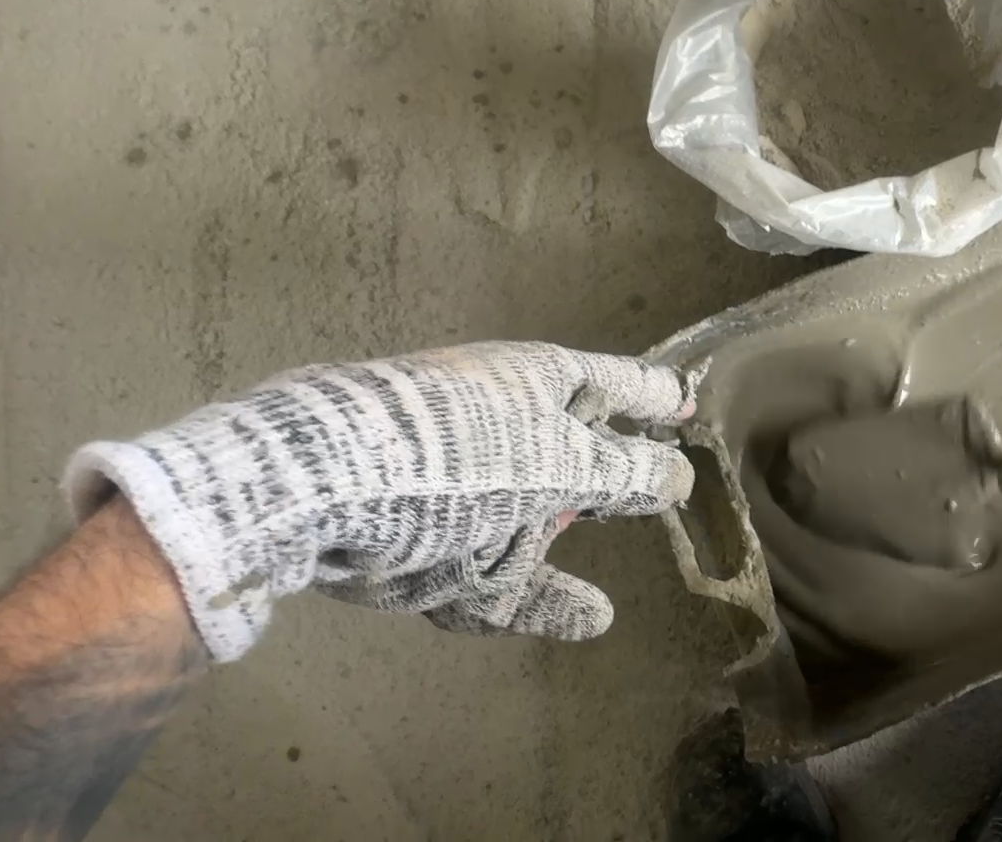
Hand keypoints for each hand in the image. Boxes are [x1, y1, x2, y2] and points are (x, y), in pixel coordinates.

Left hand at [62, 343, 698, 660]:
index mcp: (540, 384)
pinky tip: (591, 618)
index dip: (658, 397)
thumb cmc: (457, 453)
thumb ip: (625, 473)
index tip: (690, 405)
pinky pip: (501, 573)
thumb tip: (680, 476)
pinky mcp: (434, 541)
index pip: (620, 383)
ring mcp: (466, 486)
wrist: (311, 491)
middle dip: (608, 479)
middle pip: (577, 453)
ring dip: (556, 544)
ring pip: (535, 517)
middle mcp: (506, 428)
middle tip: (649, 491)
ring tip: (595, 588)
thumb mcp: (560, 462)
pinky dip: (540, 597)